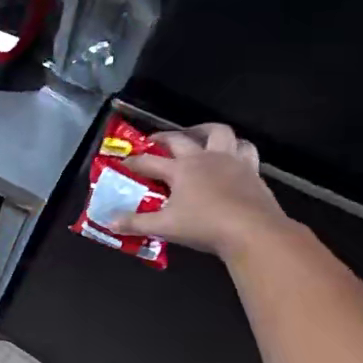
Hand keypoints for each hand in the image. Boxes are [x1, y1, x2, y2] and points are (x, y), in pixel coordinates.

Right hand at [110, 123, 293, 259]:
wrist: (252, 230)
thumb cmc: (205, 226)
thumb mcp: (165, 227)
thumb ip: (137, 223)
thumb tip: (110, 223)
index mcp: (181, 169)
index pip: (150, 161)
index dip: (134, 161)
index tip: (124, 162)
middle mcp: (204, 158)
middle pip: (181, 138)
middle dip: (165, 137)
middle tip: (155, 141)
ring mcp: (231, 161)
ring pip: (220, 133)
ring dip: (207, 131)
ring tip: (200, 137)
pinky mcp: (252, 170)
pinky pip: (246, 150)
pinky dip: (237, 149)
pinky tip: (233, 157)